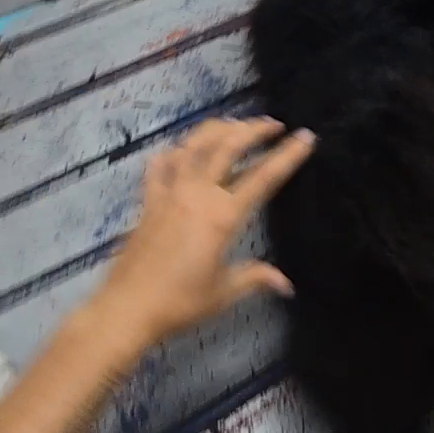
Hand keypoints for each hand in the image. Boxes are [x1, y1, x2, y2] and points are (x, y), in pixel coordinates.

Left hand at [92, 118, 315, 345]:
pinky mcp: (149, 198)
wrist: (127, 308)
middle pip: (229, 146)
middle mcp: (198, 193)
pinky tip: (183, 148)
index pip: (263, 177)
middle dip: (254, 129)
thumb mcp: (223, 292)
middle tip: (273, 124)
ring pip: (195, 144)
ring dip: (218, 129)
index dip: (287, 155)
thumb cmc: (179, 302)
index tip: (306, 136)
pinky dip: (175, 150)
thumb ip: (255, 278)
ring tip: (235, 124)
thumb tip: (286, 284)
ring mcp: (170, 191)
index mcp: (222, 215)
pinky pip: (161, 163)